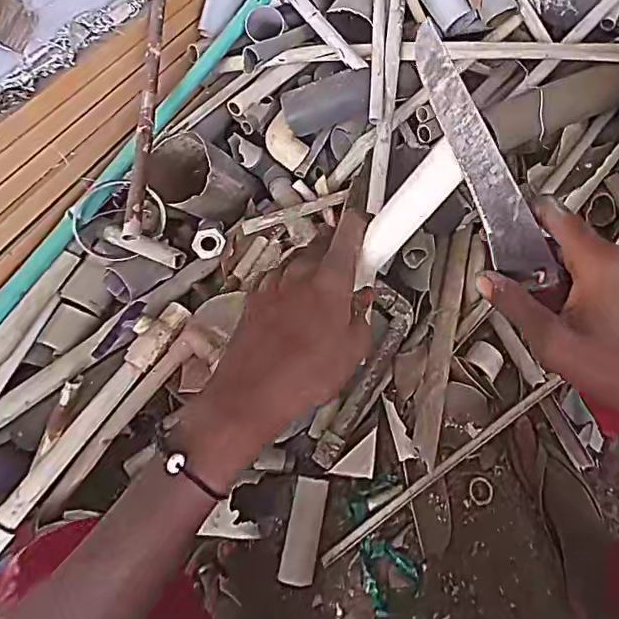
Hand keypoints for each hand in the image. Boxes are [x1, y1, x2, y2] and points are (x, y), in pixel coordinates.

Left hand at [175, 202, 373, 488]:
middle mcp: (298, 273)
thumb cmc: (296, 379)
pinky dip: (291, 286)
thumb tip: (365, 306)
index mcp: (329, 281)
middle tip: (354, 269)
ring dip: (314, 268)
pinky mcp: (255, 297)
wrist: (248, 396)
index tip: (370, 223)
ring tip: (325, 299)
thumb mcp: (352, 353)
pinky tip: (297, 312)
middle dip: (340, 249)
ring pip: (299, 260)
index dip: (363, 222)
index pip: (349, 231)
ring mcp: (273, 283)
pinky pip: (278, 279)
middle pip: (323, 242)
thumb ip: (363, 318)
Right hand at [478, 201, 618, 439]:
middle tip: (504, 267)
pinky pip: (579, 273)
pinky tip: (549, 312)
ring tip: (524, 294)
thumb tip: (489, 281)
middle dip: (527, 248)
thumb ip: (515, 304)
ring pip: (566, 255)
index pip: (553, 213)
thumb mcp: (553, 340)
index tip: (498, 224)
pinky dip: (558, 284)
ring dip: (542, 270)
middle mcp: (610, 261)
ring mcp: (616, 275)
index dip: (521, 214)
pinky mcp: (617, 291)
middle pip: (557, 234)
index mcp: (596, 261)